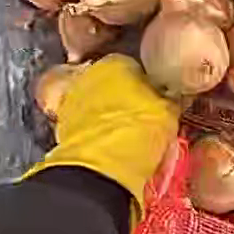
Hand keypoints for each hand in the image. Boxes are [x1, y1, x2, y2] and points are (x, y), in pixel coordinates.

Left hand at [23, 54, 178, 208]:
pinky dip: (99, 133)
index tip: (161, 101)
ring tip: (131, 137)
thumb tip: (171, 99)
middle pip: (114, 84)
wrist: (101, 171)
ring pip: (100, 105)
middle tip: (147, 118)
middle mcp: (88, 74)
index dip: (151, 85)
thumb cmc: (140, 132)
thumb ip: (169, 100)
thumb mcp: (170, 114)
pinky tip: (115, 147)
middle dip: (128, 98)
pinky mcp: (62, 126)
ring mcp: (71, 100)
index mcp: (116, 63)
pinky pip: (89, 125)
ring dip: (112, 116)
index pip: (138, 67)